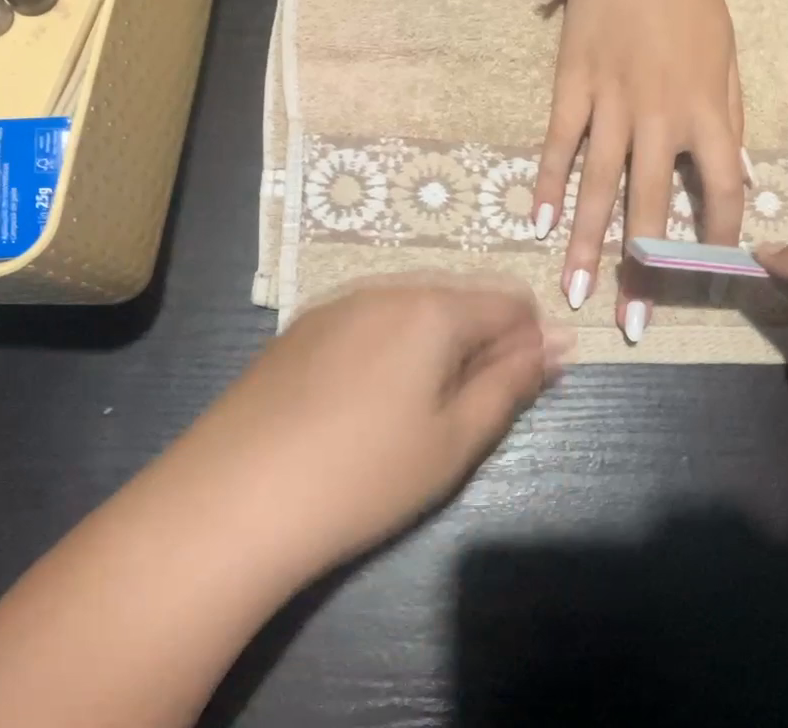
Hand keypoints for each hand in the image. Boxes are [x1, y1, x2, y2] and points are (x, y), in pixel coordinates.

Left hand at [200, 277, 569, 574]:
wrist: (230, 501)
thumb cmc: (363, 475)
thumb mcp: (454, 439)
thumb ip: (512, 383)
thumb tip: (557, 344)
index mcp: (433, 307)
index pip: (510, 301)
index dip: (531, 340)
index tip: (527, 388)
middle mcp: (386, 288)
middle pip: (461, 297)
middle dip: (485, 340)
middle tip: (474, 408)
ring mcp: (336, 304)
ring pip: (414, 307)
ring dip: (439, 343)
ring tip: (424, 407)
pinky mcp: (300, 329)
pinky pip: (371, 320)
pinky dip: (394, 345)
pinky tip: (372, 399)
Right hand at [531, 0, 744, 344]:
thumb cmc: (693, 4)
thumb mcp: (729, 60)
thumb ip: (730, 121)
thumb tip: (738, 180)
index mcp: (706, 111)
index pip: (720, 190)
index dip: (718, 238)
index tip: (712, 277)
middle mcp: (658, 118)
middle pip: (650, 206)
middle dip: (642, 270)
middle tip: (631, 322)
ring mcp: (609, 104)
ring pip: (597, 186)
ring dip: (585, 243)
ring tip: (574, 291)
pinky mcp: (570, 89)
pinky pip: (559, 144)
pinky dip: (549, 183)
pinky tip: (539, 222)